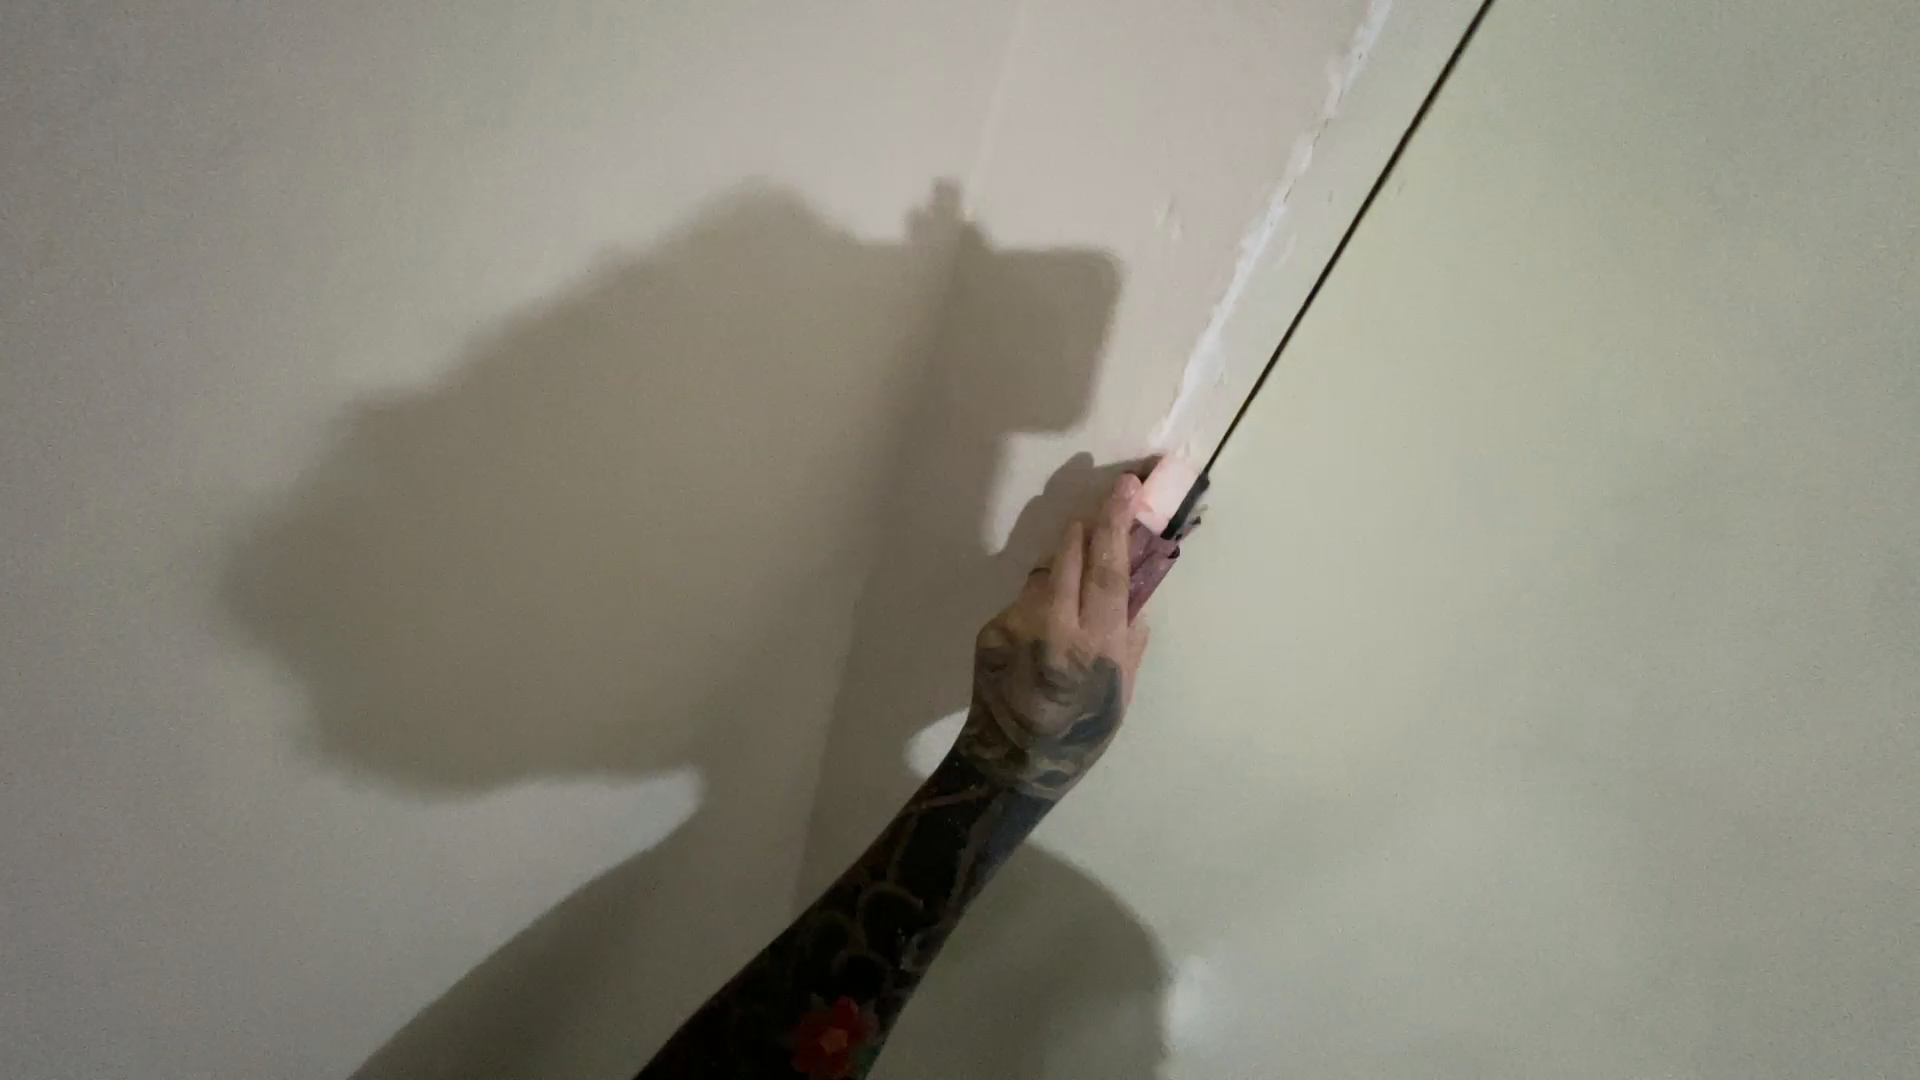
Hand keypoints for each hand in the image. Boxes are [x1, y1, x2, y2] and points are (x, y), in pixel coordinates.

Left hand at [955, 473, 1149, 798]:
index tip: (1125, 487)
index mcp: (1095, 643)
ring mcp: (1017, 624)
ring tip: (1068, 603)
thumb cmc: (1080, 731)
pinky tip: (1039, 636)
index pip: (1108, 567)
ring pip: (1045, 574)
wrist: (1013, 759)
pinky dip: (1037, 604)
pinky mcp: (992, 629)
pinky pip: (1023, 600)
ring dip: (1062, 571)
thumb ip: (1129, 636)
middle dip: (1088, 527)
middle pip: (1072, 554)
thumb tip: (1135, 591)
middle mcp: (1053, 626)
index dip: (1117, 521)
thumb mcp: (1120, 689)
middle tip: (1101, 510)